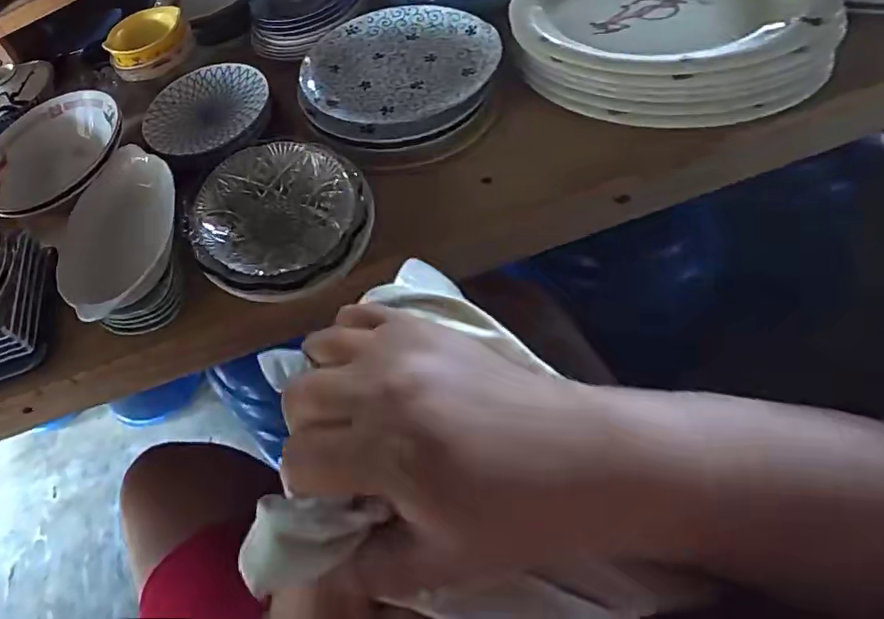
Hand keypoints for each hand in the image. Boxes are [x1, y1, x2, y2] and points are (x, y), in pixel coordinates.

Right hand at [279, 304, 645, 598]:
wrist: (586, 456)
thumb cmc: (520, 517)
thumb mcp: (448, 561)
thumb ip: (373, 567)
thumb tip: (320, 566)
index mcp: (385, 451)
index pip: (300, 460)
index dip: (305, 485)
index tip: (329, 494)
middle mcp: (377, 388)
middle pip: (296, 398)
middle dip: (307, 431)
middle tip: (340, 450)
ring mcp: (393, 346)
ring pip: (315, 350)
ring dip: (324, 381)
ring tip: (355, 404)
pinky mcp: (411, 323)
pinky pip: (351, 316)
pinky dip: (348, 340)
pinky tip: (372, 367)